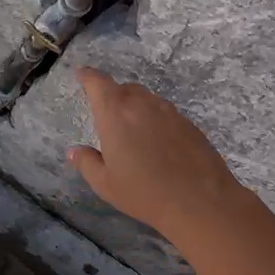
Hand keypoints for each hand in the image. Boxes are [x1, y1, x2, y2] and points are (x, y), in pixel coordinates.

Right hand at [68, 67, 248, 235]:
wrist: (199, 201)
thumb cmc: (143, 192)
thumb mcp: (105, 183)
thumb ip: (86, 163)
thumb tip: (74, 151)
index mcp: (116, 114)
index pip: (99, 84)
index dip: (88, 76)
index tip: (82, 73)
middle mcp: (142, 105)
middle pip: (125, 89)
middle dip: (112, 95)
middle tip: (106, 114)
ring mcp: (169, 113)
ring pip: (147, 99)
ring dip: (136, 107)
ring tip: (132, 130)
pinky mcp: (189, 124)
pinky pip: (165, 114)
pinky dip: (155, 120)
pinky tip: (156, 143)